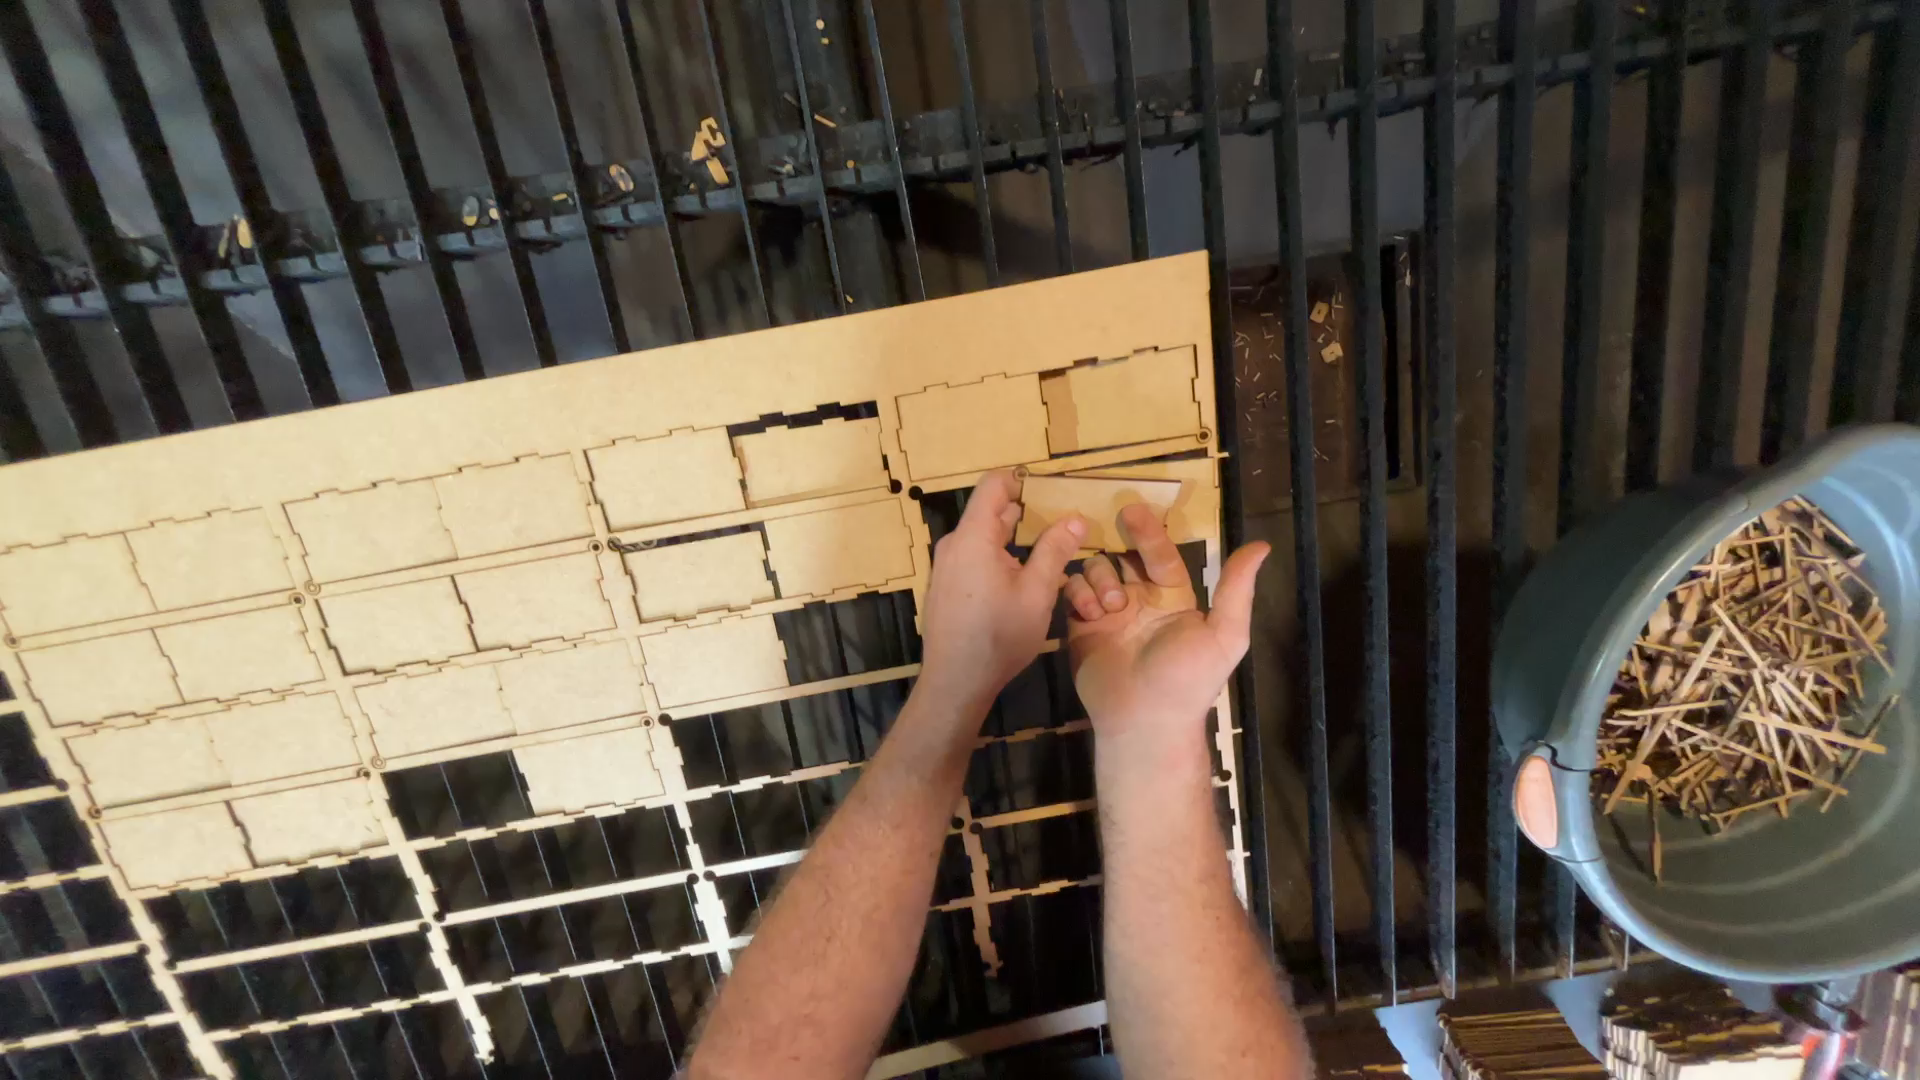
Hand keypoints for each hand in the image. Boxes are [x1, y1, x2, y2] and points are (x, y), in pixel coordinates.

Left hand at [917, 470, 1086, 714]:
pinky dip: (998, 558)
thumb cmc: (999, 635)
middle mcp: (954, 544)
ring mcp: (946, 566)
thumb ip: (1055, 550)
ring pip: (984, 538)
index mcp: (973, 536)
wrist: (955, 681)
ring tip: (1049, 552)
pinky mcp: (945, 586)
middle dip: (1026, 513)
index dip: (1022, 480)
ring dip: (1014, 540)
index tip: (1052, 490)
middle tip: (1062, 524)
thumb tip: (1075, 518)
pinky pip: (974, 558)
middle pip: (990, 512)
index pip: (993, 484)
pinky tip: (1022, 580)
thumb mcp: (1037, 593)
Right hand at [1064, 504, 1267, 758]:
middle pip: (1122, 558)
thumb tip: (1262, 545)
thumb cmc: (1187, 678)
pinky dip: (1078, 594)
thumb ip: (1236, 589)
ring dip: (1100, 580)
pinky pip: (1072, 592)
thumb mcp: (1224, 635)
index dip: (1148, 532)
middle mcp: (1139, 601)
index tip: (1131, 510)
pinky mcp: (1080, 627)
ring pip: (1095, 571)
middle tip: (1118, 568)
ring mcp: (1107, 614)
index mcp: (1172, 598)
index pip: (1159, 555)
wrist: (1144, 719)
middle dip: (1118, 557)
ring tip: (1109, 608)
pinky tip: (1089, 613)